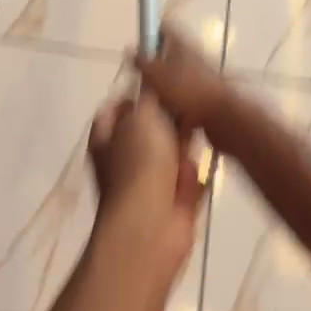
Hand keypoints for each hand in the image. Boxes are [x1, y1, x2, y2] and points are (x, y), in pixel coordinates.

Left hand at [86, 93, 204, 276]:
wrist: (152, 225)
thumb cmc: (140, 165)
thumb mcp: (142, 118)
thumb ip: (148, 99)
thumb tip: (150, 87)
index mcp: (106, 136)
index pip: (116, 107)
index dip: (136, 94)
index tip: (161, 85)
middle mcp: (122, 156)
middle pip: (148, 128)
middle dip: (168, 119)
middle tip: (187, 105)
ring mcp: (146, 179)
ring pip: (170, 150)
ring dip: (183, 143)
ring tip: (198, 129)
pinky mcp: (170, 197)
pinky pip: (184, 174)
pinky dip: (193, 170)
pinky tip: (204, 159)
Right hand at [133, 24, 236, 134]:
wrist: (222, 118)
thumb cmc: (187, 92)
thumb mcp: (157, 75)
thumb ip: (142, 62)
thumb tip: (130, 49)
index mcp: (181, 45)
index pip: (164, 28)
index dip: (150, 31)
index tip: (138, 45)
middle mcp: (192, 58)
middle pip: (168, 57)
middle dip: (152, 70)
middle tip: (139, 83)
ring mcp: (200, 79)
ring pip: (175, 82)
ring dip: (162, 93)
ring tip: (149, 106)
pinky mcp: (204, 99)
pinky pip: (183, 102)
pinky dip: (174, 110)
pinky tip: (164, 121)